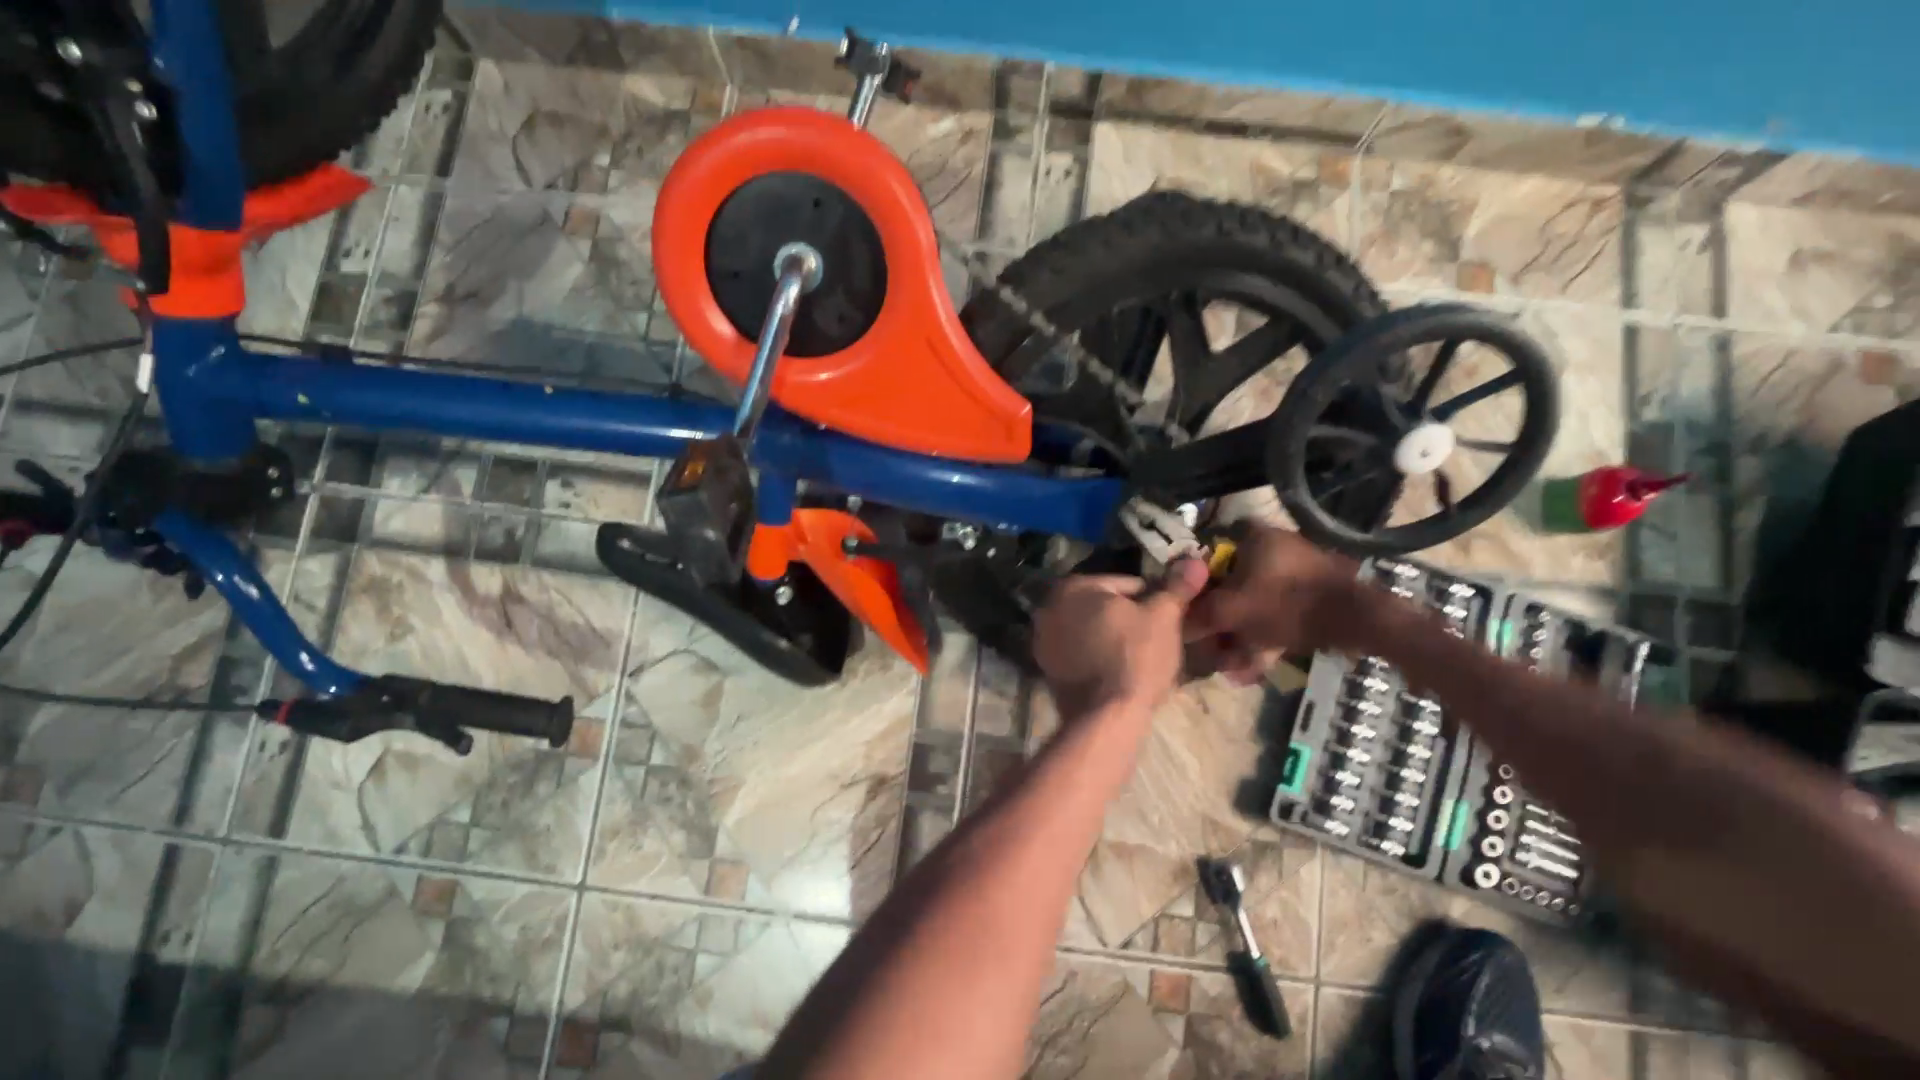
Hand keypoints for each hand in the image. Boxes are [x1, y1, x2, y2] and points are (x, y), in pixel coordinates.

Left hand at [1032, 559, 1209, 716]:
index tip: (1169, 620)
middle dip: (1130, 619)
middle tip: (1158, 640)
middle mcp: (1049, 608)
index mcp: (1073, 586)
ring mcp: (1043, 641)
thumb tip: (1195, 561)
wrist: (1107, 717)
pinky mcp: (1046, 670)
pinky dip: (1098, 658)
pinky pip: (1081, 654)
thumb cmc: (1136, 657)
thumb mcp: (1163, 617)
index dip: (1153, 601)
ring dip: (1114, 638)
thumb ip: (1177, 587)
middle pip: (1105, 608)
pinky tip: (1120, 673)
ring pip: (1092, 632)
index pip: (1127, 584)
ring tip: (1142, 658)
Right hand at [1183, 525, 1356, 684]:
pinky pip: (1279, 611)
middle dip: (1221, 617)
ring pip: (1256, 600)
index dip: (1196, 579)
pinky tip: (1257, 665)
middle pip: (1233, 581)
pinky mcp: (1313, 592)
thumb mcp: (1232, 612)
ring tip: (1233, 665)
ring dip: (1242, 632)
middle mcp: (1274, 545)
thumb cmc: (1286, 605)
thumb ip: (1200, 616)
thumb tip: (1179, 624)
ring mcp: (1296, 569)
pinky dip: (1266, 633)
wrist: (1355, 620)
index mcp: (1253, 536)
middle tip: (1212, 643)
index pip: (1209, 550)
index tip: (1190, 605)